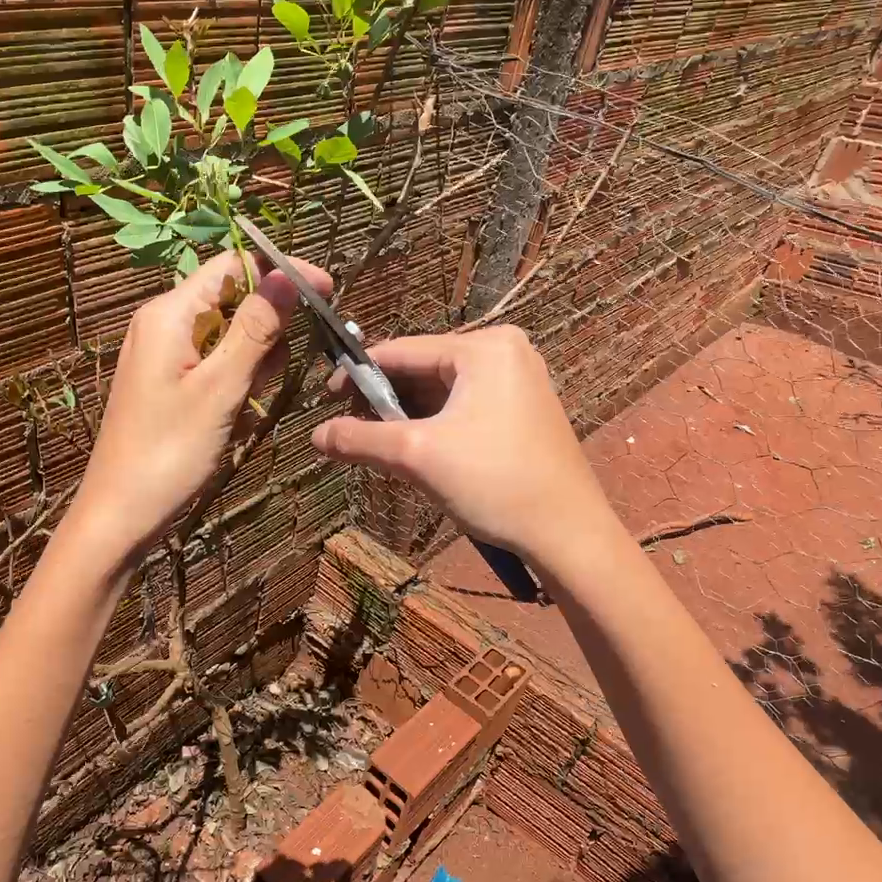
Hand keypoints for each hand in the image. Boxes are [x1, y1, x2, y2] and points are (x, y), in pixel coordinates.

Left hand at [67, 249, 332, 564]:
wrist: (119, 514)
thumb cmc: (168, 453)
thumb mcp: (220, 389)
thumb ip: (256, 330)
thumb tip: (288, 277)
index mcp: (169, 314)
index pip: (234, 266)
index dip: (282, 273)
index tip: (327, 293)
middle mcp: (161, 324)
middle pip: (232, 299)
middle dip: (265, 330)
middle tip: (269, 379)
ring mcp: (161, 355)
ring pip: (226, 337)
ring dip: (250, 365)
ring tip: (242, 408)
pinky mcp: (164, 383)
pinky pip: (210, 366)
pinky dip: (231, 384)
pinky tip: (231, 419)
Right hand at [310, 326, 628, 589]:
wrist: (566, 533)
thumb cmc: (493, 483)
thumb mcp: (416, 456)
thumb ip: (360, 439)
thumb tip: (314, 436)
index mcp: (483, 347)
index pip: (401, 350)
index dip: (357, 375)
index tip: (325, 400)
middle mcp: (504, 352)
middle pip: (420, 370)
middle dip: (383, 402)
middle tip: (352, 433)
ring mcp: (518, 381)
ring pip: (440, 393)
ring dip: (406, 419)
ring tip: (380, 449)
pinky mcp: (522, 411)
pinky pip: (462, 408)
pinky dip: (433, 427)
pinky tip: (417, 454)